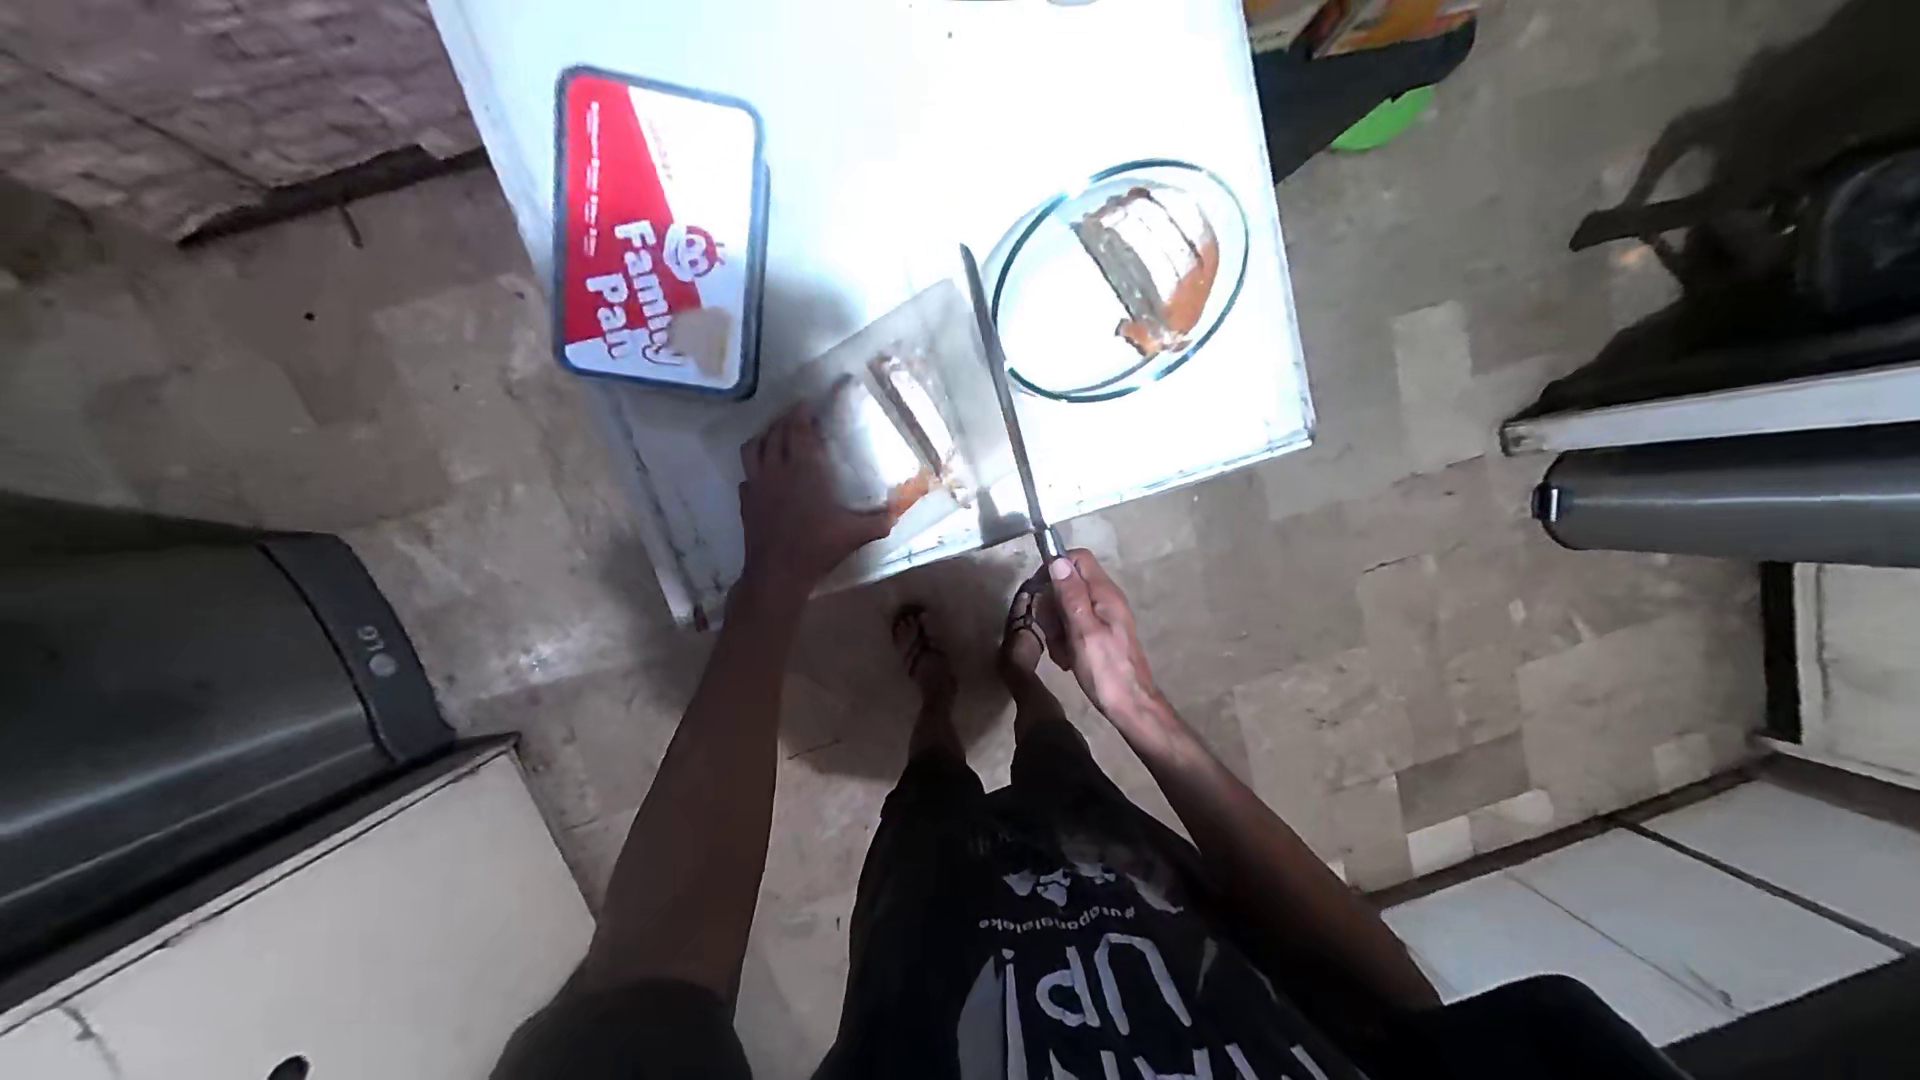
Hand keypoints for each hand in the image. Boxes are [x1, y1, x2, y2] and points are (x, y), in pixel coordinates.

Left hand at [737, 404, 894, 602]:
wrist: (777, 574)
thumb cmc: (817, 548)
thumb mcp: (855, 535)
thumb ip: (879, 521)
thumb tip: (898, 512)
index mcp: (803, 470)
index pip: (798, 428)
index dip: (803, 411)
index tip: (811, 400)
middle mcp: (776, 470)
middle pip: (775, 431)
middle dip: (785, 417)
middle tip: (798, 413)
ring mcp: (757, 485)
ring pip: (753, 447)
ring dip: (765, 435)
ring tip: (776, 434)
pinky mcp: (746, 502)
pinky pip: (746, 474)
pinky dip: (755, 467)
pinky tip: (765, 474)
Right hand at [1046, 549, 1167, 724]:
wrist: (1131, 707)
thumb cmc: (1106, 671)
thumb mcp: (1083, 632)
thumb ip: (1071, 595)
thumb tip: (1057, 560)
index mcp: (1105, 594)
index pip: (1077, 559)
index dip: (1054, 568)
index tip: (1039, 591)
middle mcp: (1106, 599)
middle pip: (1068, 582)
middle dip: (1052, 604)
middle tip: (1051, 631)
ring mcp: (1103, 617)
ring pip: (1067, 606)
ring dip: (1056, 626)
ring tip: (1060, 651)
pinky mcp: (1099, 634)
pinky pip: (1073, 625)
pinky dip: (1064, 638)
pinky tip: (1066, 657)